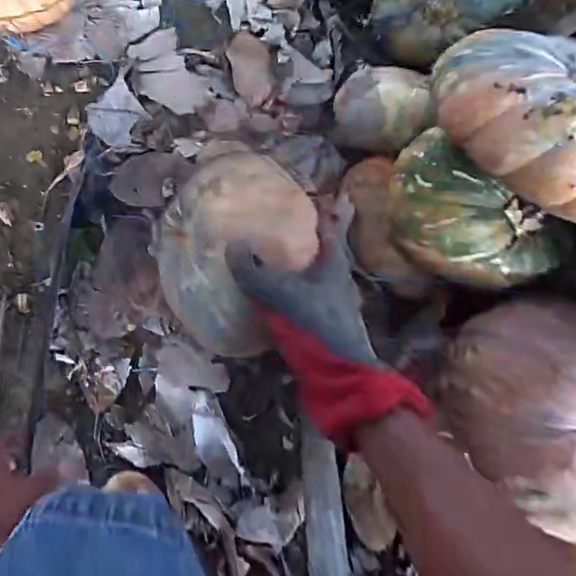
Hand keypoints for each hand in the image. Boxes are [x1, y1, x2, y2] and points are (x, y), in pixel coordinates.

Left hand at [0, 434, 61, 570]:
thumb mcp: (27, 492)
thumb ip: (47, 478)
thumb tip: (71, 464)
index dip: (12, 440)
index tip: (24, 439)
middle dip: (13, 473)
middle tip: (33, 476)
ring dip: (10, 501)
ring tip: (32, 508)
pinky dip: (4, 524)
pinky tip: (19, 533)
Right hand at [228, 199, 431, 447]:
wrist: (341, 381)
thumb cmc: (317, 329)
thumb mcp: (281, 295)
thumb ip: (254, 272)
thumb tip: (234, 246)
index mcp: (334, 266)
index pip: (332, 229)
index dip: (330, 211)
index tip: (327, 194)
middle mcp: (337, 282)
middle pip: (328, 250)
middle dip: (317, 234)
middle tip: (299, 219)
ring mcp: (333, 305)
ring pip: (318, 273)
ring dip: (305, 261)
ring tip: (283, 251)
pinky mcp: (323, 325)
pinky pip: (307, 294)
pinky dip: (295, 286)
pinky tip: (278, 290)